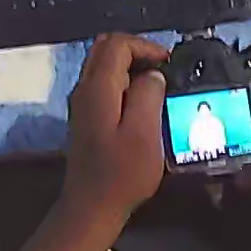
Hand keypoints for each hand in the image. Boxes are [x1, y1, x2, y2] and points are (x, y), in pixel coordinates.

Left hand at [61, 34, 168, 220]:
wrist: (92, 207)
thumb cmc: (121, 173)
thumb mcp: (144, 133)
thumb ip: (148, 95)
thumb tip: (153, 74)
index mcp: (98, 88)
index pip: (117, 44)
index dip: (145, 46)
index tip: (168, 64)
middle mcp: (84, 88)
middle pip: (106, 48)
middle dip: (136, 50)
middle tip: (163, 69)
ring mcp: (82, 102)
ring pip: (103, 64)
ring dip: (131, 66)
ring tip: (158, 84)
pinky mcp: (86, 116)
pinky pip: (104, 83)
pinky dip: (124, 81)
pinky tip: (143, 102)